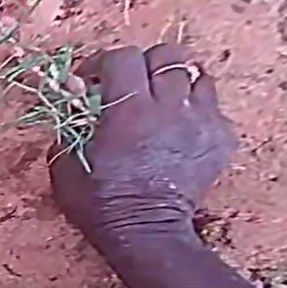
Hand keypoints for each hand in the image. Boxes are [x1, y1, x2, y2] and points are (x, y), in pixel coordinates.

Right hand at [51, 43, 235, 253]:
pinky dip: (191, 107)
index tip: (87, 80)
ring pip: (195, 73)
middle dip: (142, 63)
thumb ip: (69, 131)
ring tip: (155, 101)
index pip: (122, 58)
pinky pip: (211, 105)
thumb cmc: (97, 203)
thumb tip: (73, 110)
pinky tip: (173, 128)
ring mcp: (201, 120)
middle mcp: (169, 108)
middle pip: (167, 55)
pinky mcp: (221, 137)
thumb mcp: (65, 168)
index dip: (100, 63)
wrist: (146, 233)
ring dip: (171, 81)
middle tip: (126, 83)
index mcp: (127, 112)